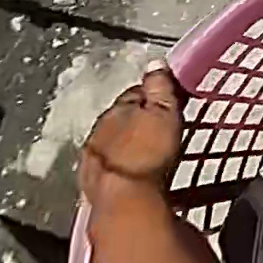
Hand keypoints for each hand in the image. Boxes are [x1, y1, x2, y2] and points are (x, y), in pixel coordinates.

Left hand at [80, 61, 182, 207]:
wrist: (124, 202)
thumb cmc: (149, 153)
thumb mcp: (164, 112)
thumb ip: (160, 86)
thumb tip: (155, 60)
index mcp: (116, 110)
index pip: (136, 92)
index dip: (154, 94)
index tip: (170, 100)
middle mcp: (98, 131)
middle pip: (122, 118)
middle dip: (138, 119)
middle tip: (161, 127)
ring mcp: (93, 160)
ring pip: (114, 143)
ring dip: (128, 144)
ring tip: (149, 151)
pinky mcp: (93, 186)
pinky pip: (111, 167)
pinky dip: (121, 166)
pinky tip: (133, 173)